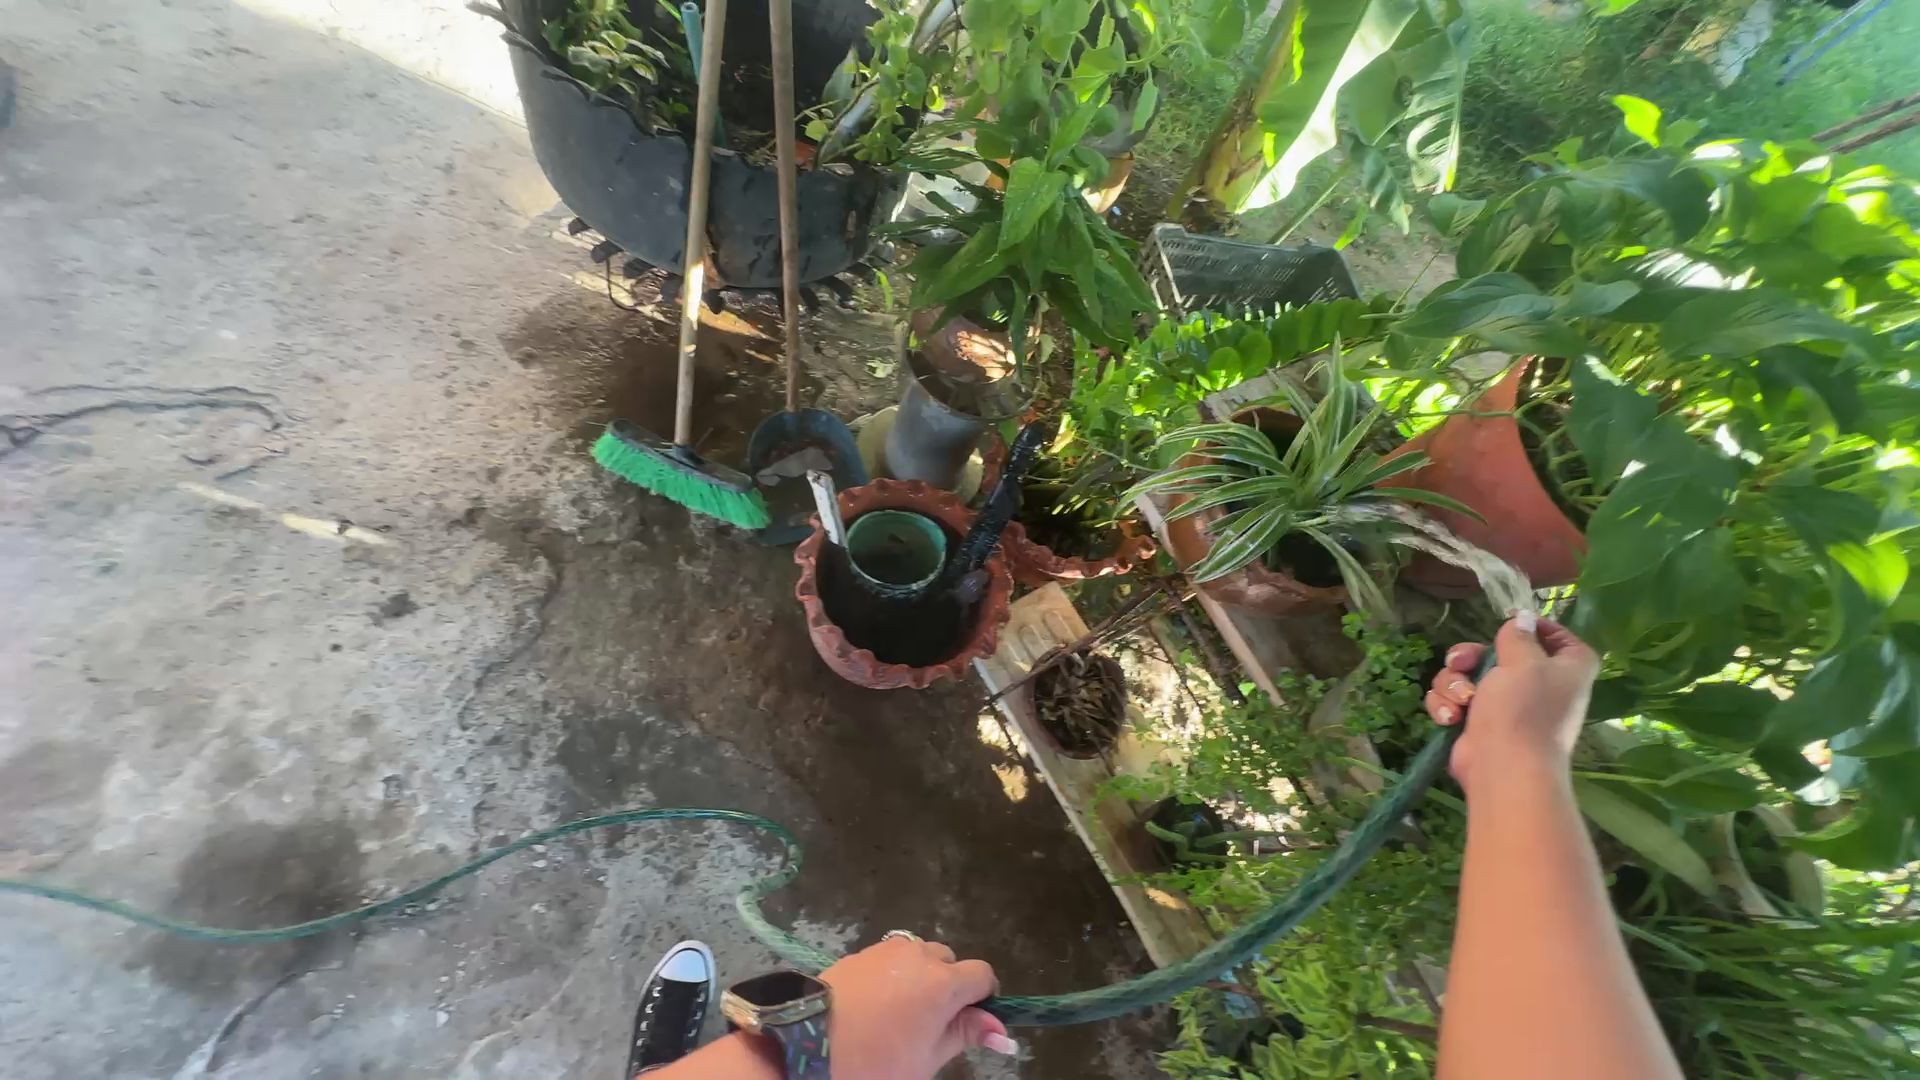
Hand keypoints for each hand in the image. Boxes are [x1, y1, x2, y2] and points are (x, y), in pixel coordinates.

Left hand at [818, 935, 1015, 1079]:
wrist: (811, 1042)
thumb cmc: (877, 1061)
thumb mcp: (926, 1059)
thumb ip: (965, 1034)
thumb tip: (1002, 1030)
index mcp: (943, 982)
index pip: (983, 973)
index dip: (983, 996)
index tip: (970, 1021)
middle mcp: (921, 954)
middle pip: (951, 961)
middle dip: (949, 987)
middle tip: (930, 1024)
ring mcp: (891, 948)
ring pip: (922, 955)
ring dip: (923, 976)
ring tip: (902, 1013)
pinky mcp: (866, 950)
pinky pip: (895, 956)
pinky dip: (897, 973)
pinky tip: (878, 1002)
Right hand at [1425, 611, 1599, 794]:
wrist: (1503, 765)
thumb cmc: (1523, 710)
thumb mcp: (1523, 663)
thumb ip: (1518, 637)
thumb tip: (1522, 618)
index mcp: (1564, 669)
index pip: (1557, 637)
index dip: (1533, 627)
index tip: (1507, 624)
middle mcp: (1536, 684)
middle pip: (1495, 652)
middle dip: (1469, 657)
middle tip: (1461, 663)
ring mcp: (1504, 704)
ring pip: (1464, 674)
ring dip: (1453, 685)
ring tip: (1459, 702)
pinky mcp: (1475, 720)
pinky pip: (1451, 698)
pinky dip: (1446, 705)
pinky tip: (1451, 718)